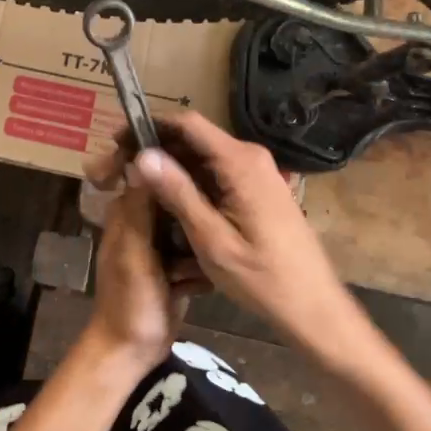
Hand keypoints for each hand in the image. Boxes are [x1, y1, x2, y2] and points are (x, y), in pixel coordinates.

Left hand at [79, 179, 208, 373]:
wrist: (132, 350)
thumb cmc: (129, 299)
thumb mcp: (133, 252)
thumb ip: (139, 209)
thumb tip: (142, 159)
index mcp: (128, 212)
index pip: (156, 176)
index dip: (178, 172)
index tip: (209, 173)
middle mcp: (144, 223)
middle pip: (181, 204)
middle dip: (196, 218)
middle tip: (211, 233)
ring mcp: (162, 247)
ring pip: (194, 231)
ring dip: (200, 251)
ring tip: (196, 269)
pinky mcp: (178, 269)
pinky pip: (199, 259)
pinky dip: (200, 272)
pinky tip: (197, 287)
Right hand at [105, 113, 356, 346]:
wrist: (313, 307)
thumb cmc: (263, 279)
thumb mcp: (212, 240)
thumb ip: (178, 194)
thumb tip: (142, 156)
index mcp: (240, 163)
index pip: (187, 123)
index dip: (149, 125)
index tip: (117, 140)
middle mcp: (250, 157)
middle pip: (192, 138)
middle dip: (155, 148)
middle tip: (119, 170)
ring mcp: (255, 172)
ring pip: (201, 156)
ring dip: (169, 166)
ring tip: (135, 186)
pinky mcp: (256, 188)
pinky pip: (214, 173)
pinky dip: (188, 181)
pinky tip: (166, 201)